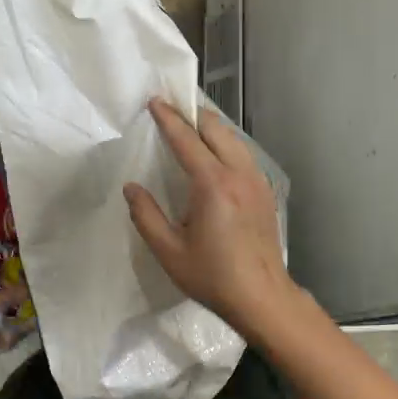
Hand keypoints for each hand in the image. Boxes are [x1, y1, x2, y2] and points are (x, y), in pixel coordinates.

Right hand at [124, 99, 302, 336]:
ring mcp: (256, 181)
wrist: (262, 297)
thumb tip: (132, 188)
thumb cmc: (213, 276)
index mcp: (212, 184)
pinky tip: (216, 154)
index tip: (155, 101)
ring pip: (234, 139)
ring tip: (192, 125)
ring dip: (211, 127)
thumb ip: (146, 215)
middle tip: (172, 106)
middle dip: (193, 114)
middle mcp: (238, 174)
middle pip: (216, 129)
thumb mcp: (169, 251)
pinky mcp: (265, 193)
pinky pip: (244, 155)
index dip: (169, 119)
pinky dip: (227, 144)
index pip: (187, 140)